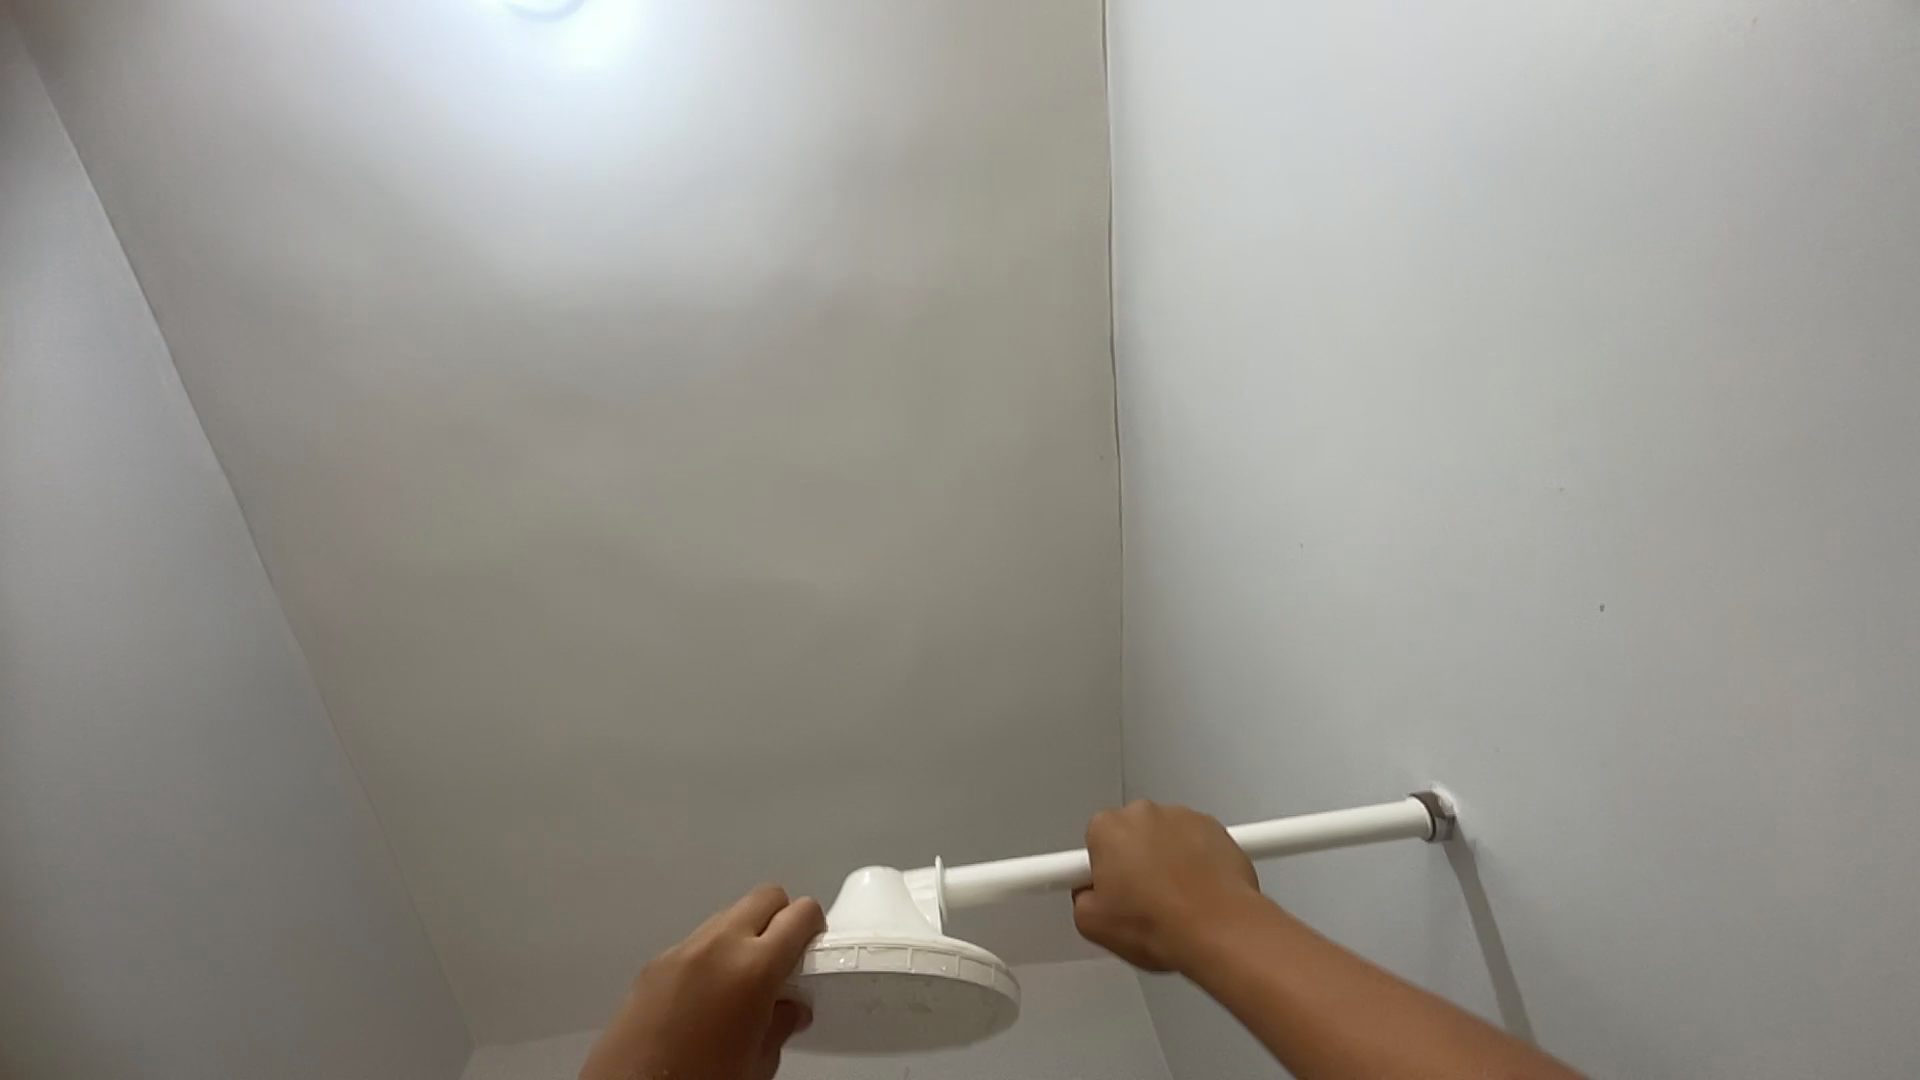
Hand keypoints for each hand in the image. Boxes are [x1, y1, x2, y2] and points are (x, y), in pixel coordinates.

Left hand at [580, 885, 825, 1079]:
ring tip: (743, 981)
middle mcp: (719, 945)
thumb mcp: (757, 1065)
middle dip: (781, 919)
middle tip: (783, 958)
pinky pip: (697, 940)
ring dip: (745, 934)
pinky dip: (712, 954)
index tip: (813, 948)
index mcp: (754, 968)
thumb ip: (780, 1023)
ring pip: (730, 915)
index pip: (801, 913)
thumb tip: (789, 1007)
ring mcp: (683, 950)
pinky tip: (708, 995)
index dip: (813, 928)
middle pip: (766, 896)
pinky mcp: (654, 964)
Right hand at [1072, 801, 1261, 972]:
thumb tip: (1090, 895)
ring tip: (1175, 900)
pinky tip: (1198, 891)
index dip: (1100, 870)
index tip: (1109, 888)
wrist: (1219, 929)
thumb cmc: (1160, 922)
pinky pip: (1196, 840)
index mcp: (1106, 828)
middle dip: (1133, 861)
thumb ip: (1080, 898)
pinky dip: (1197, 859)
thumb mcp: (1093, 924)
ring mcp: (1179, 816)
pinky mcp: (1212, 826)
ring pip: (1163, 836)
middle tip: (1143, 901)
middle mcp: (1141, 813)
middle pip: (1128, 834)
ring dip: (1166, 859)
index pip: (1092, 843)